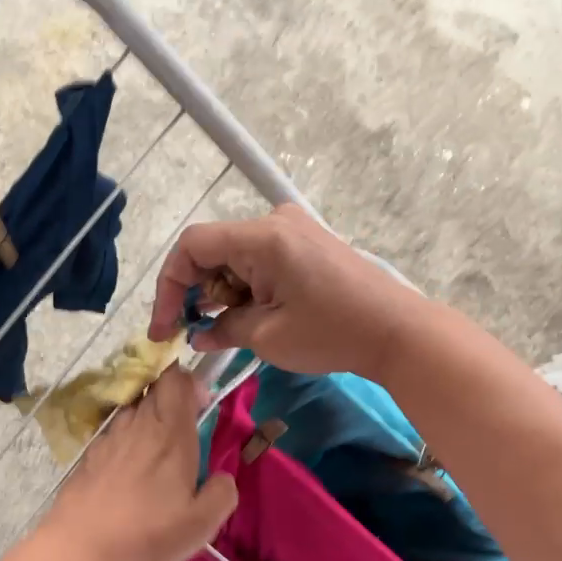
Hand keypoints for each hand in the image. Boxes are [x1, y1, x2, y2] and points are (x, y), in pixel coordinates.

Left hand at [39, 365, 236, 560]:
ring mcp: (107, 439)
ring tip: (155, 463)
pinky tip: (127, 481)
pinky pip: (113, 439)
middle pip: (154, 391)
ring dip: (147, 426)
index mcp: (170, 432)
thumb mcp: (201, 524)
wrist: (79, 550)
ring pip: (132, 414)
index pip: (177, 378)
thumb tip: (222, 478)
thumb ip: (222, 493)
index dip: (192, 383)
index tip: (202, 408)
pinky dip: (125, 448)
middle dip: (172, 404)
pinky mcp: (87, 458)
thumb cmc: (146, 535)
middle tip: (183, 440)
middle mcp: (137, 425)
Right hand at [147, 204, 431, 379]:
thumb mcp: (267, 337)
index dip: (169, 286)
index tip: (164, 327)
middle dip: (193, 292)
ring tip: (219, 331)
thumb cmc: (330, 333)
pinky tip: (245, 318)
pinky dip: (242, 289)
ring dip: (218, 293)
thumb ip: (223, 329)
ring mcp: (293, 231)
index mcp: (262, 238)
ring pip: (234, 257)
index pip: (193, 245)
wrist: (397, 331)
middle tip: (187, 334)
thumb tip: (197, 335)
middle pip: (212, 249)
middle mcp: (275, 223)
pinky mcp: (306, 246)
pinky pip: (258, 262)